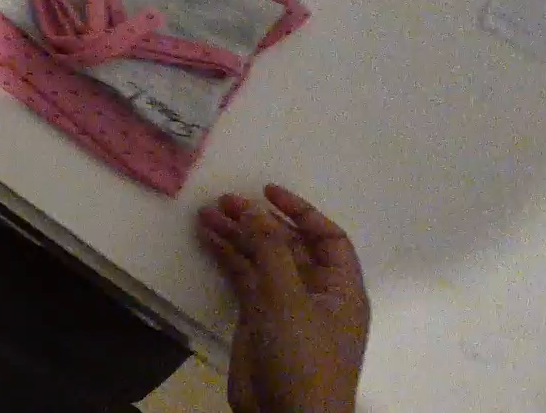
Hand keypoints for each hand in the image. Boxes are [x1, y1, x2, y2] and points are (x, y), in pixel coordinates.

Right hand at [198, 185, 370, 412]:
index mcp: (340, 291)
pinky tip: (205, 237)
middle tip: (224, 201)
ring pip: (261, 257)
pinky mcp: (258, 314)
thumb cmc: (302, 354)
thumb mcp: (287, 297)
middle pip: (289, 245)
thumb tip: (255, 208)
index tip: (266, 191)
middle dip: (260, 221)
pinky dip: (225, 254)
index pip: (328, 240)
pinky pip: (243, 273)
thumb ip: (270, 250)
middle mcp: (315, 292)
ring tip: (206, 214)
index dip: (301, 212)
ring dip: (237, 234)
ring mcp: (285, 304)